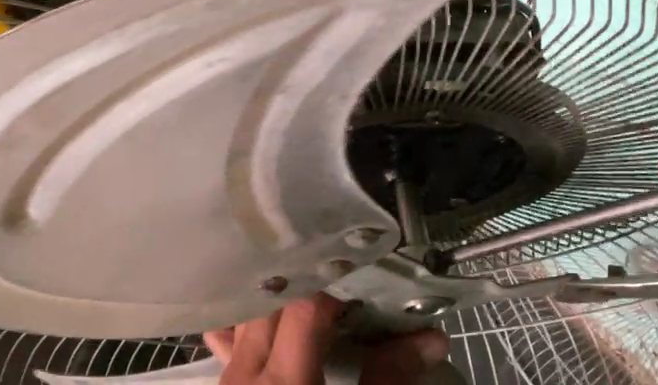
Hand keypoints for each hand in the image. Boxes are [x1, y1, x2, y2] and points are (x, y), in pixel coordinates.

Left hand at [204, 295, 449, 384]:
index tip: (363, 282)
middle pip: (271, 301)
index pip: (305, 305)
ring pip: (246, 317)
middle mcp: (246, 373)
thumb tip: (431, 338)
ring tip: (311, 301)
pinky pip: (230, 343)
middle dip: (306, 285)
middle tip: (341, 284)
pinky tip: (274, 330)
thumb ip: (388, 380)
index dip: (337, 285)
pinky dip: (253, 327)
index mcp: (285, 381)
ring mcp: (226, 382)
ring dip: (278, 302)